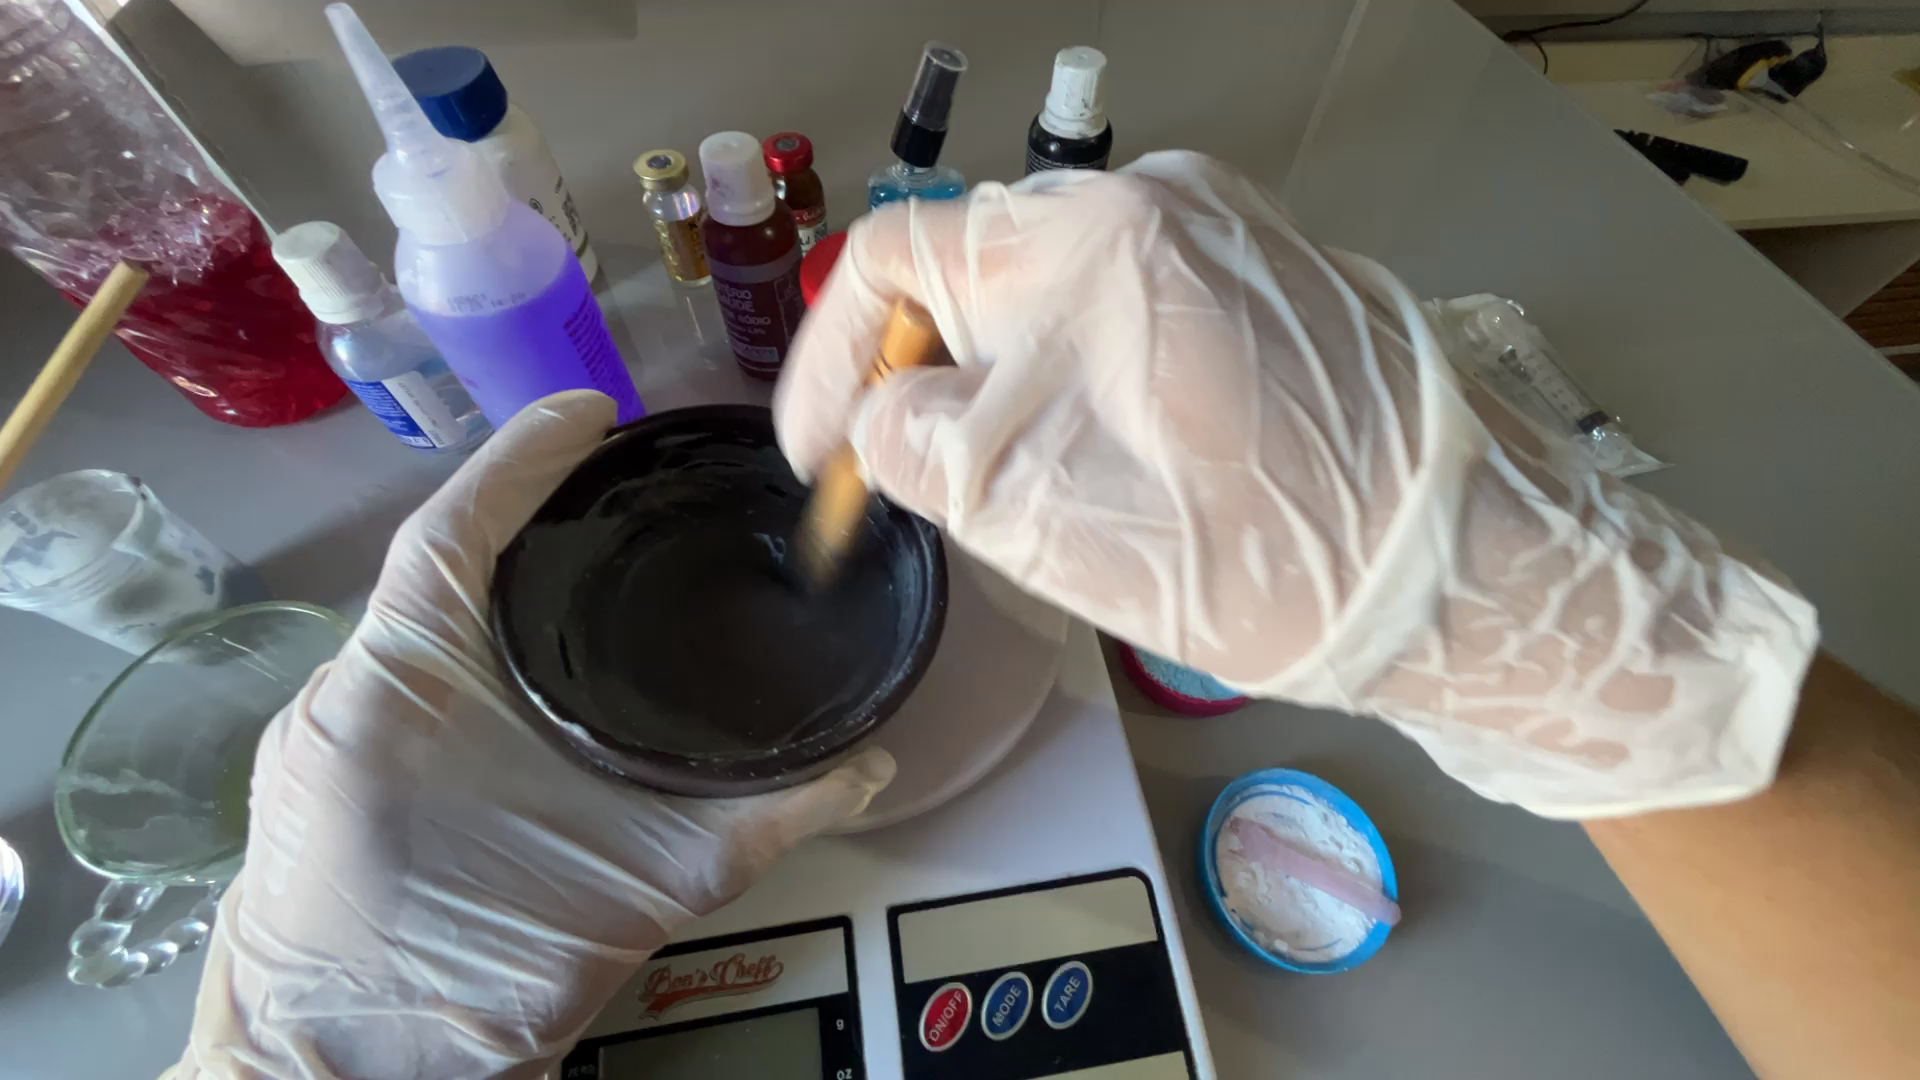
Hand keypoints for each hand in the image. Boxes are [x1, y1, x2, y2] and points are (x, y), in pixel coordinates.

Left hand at [176, 392, 893, 1078]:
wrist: (368, 1079)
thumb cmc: (476, 968)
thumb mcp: (641, 883)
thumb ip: (763, 817)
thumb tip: (870, 767)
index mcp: (416, 683)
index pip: (454, 530)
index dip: (522, 455)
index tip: (594, 410)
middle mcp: (388, 676)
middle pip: (459, 546)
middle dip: (538, 488)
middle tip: (638, 461)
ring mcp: (369, 708)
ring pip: (449, 596)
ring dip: (525, 546)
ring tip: (620, 517)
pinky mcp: (373, 743)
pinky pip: (446, 650)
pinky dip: (503, 611)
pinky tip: (570, 613)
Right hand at [776, 151, 1816, 817]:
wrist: (1467, 579)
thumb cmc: (1263, 563)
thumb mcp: (1055, 524)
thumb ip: (929, 451)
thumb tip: (878, 417)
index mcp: (1093, 246)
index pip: (895, 261)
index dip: (828, 359)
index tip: (815, 452)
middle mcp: (1153, 207)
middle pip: (968, 276)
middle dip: (915, 383)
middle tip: (908, 481)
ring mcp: (1211, 236)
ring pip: (1039, 301)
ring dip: (991, 389)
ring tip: (1007, 483)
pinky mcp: (1248, 281)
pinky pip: (1109, 313)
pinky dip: (1062, 380)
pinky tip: (1092, 453)